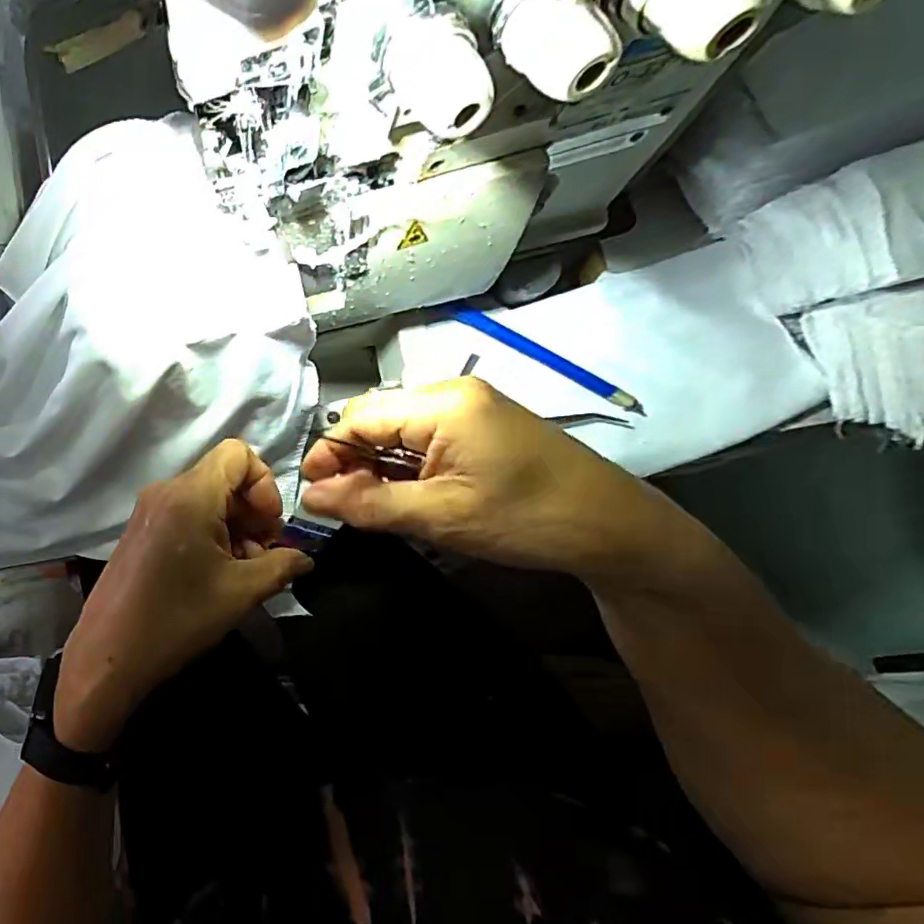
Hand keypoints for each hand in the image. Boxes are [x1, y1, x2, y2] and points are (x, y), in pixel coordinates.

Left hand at [55, 439, 314, 752]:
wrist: (110, 654)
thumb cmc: (178, 619)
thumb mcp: (241, 592)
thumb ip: (282, 565)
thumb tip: (304, 557)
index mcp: (190, 495)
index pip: (238, 453)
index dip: (264, 484)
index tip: (269, 527)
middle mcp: (166, 491)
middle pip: (224, 477)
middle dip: (252, 511)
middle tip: (263, 555)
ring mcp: (148, 510)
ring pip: (206, 498)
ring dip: (233, 526)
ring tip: (241, 571)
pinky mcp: (140, 530)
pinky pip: (185, 514)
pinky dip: (209, 533)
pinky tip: (214, 574)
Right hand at [300, 378, 689, 580]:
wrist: (613, 529)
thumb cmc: (527, 519)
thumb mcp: (440, 516)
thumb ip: (369, 503)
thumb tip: (311, 498)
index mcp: (443, 404)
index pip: (360, 418)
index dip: (328, 454)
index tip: (311, 494)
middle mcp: (452, 395)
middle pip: (377, 419)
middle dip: (351, 461)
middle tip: (342, 506)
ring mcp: (470, 409)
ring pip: (398, 431)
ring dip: (377, 467)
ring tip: (370, 506)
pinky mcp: (481, 428)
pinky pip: (424, 440)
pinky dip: (405, 467)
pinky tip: (402, 496)